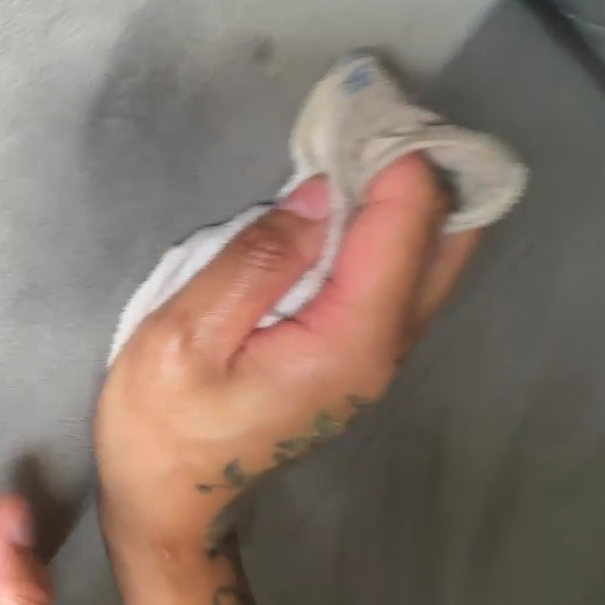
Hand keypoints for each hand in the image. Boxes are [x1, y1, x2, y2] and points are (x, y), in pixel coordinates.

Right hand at [96, 155, 478, 555]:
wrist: (168, 500)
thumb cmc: (159, 423)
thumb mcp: (182, 337)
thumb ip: (251, 263)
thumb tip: (314, 198)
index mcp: (345, 339)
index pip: (403, 226)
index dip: (394, 157)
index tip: (364, 103)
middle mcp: (382, 349)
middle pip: (446, 242)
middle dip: (424, 169)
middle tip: (370, 120)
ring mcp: (372, 359)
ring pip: (426, 261)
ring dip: (405, 199)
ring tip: (355, 149)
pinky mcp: (349, 361)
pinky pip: (392, 281)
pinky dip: (383, 233)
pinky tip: (339, 210)